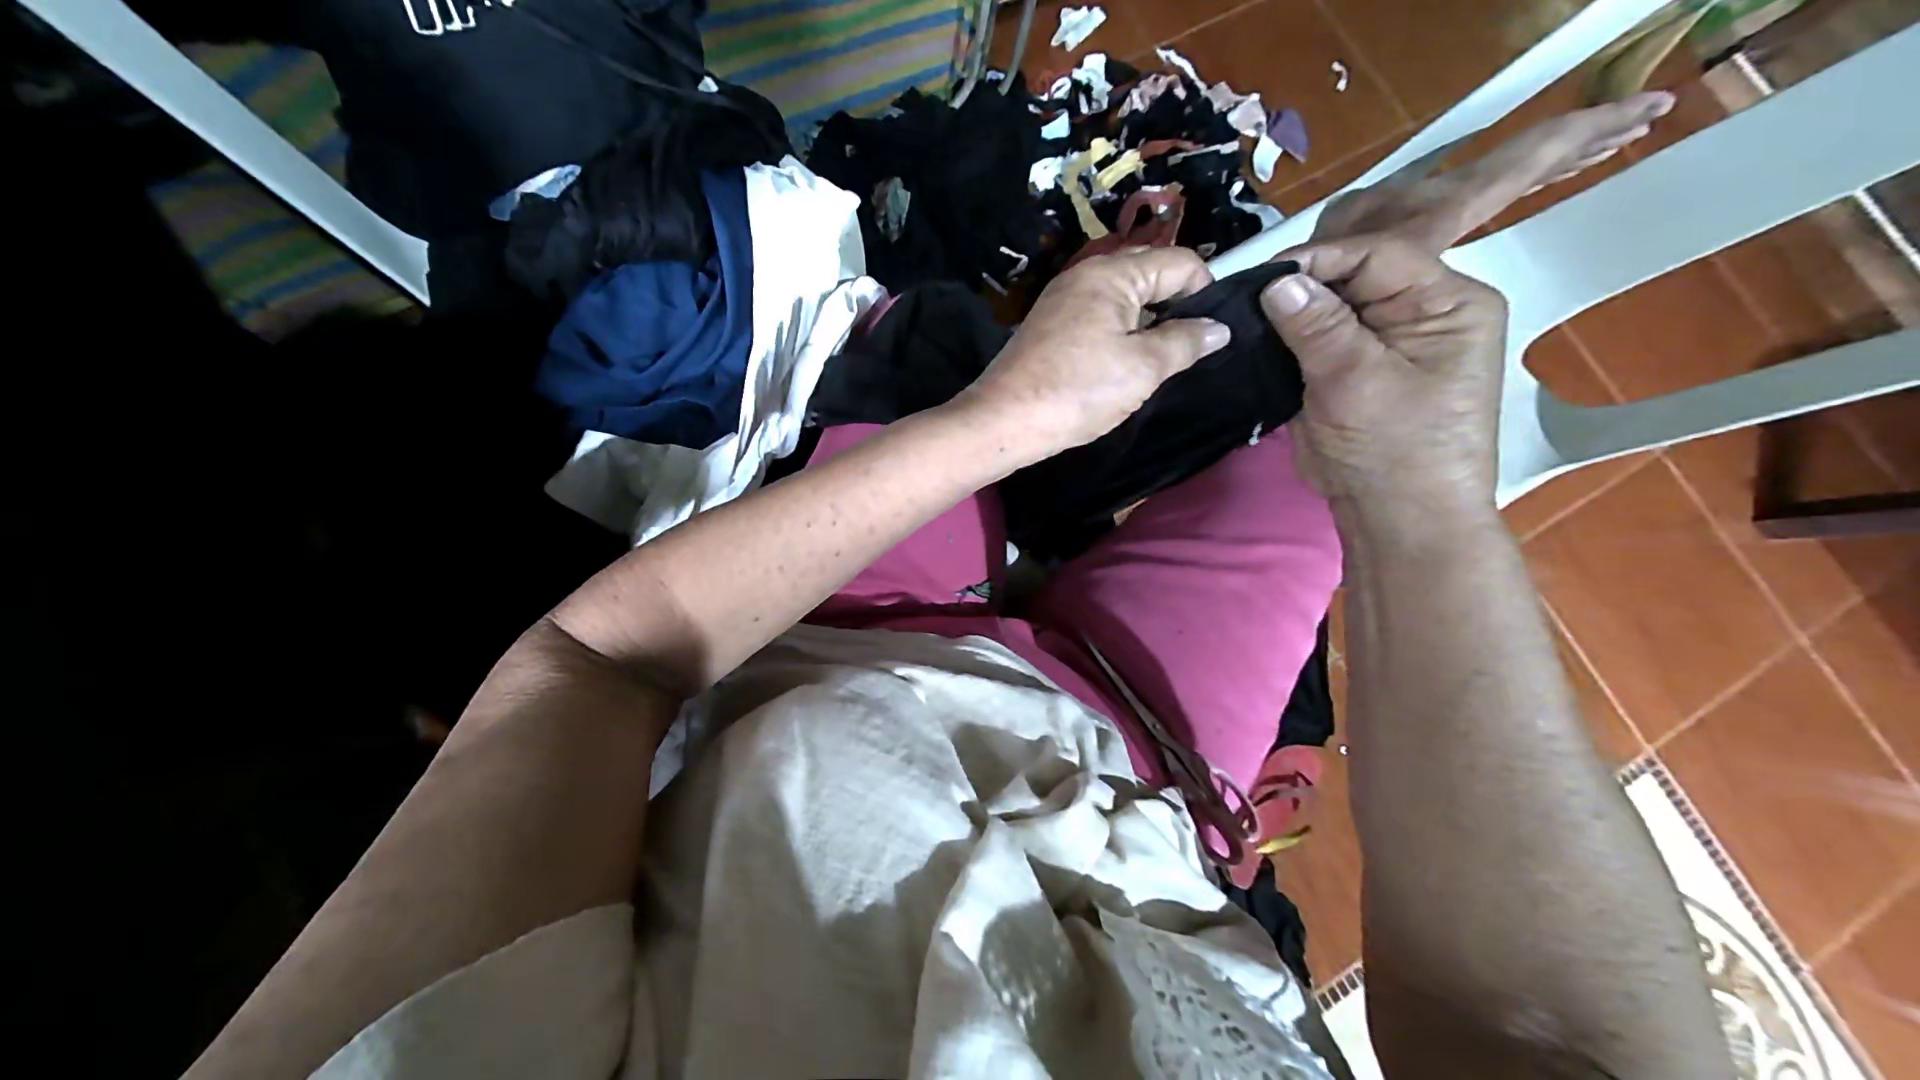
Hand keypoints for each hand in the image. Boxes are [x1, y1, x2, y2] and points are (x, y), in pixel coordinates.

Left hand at [960, 248, 1230, 460]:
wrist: (1005, 421)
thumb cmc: (1078, 390)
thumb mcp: (1143, 367)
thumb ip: (1185, 342)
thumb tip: (1218, 328)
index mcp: (1112, 273)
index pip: (1179, 261)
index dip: (1205, 291)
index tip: (1212, 331)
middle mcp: (1086, 275)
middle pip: (1149, 274)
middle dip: (1176, 304)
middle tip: (1189, 347)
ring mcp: (1064, 300)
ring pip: (1123, 299)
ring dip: (1148, 322)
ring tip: (1160, 361)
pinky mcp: (1051, 326)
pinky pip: (1099, 317)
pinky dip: (1120, 333)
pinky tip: (1124, 364)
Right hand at [1258, 234, 1506, 516]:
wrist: (1395, 516)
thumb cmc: (1394, 448)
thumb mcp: (1356, 380)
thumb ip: (1318, 326)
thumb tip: (1276, 280)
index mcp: (1448, 303)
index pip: (1379, 256)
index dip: (1321, 259)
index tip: (1262, 273)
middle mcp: (1422, 313)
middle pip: (1355, 278)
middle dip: (1302, 285)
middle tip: (1246, 294)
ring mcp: (1387, 343)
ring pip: (1333, 309)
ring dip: (1290, 313)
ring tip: (1245, 314)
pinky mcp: (1355, 370)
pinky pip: (1320, 340)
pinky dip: (1289, 339)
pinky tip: (1259, 338)